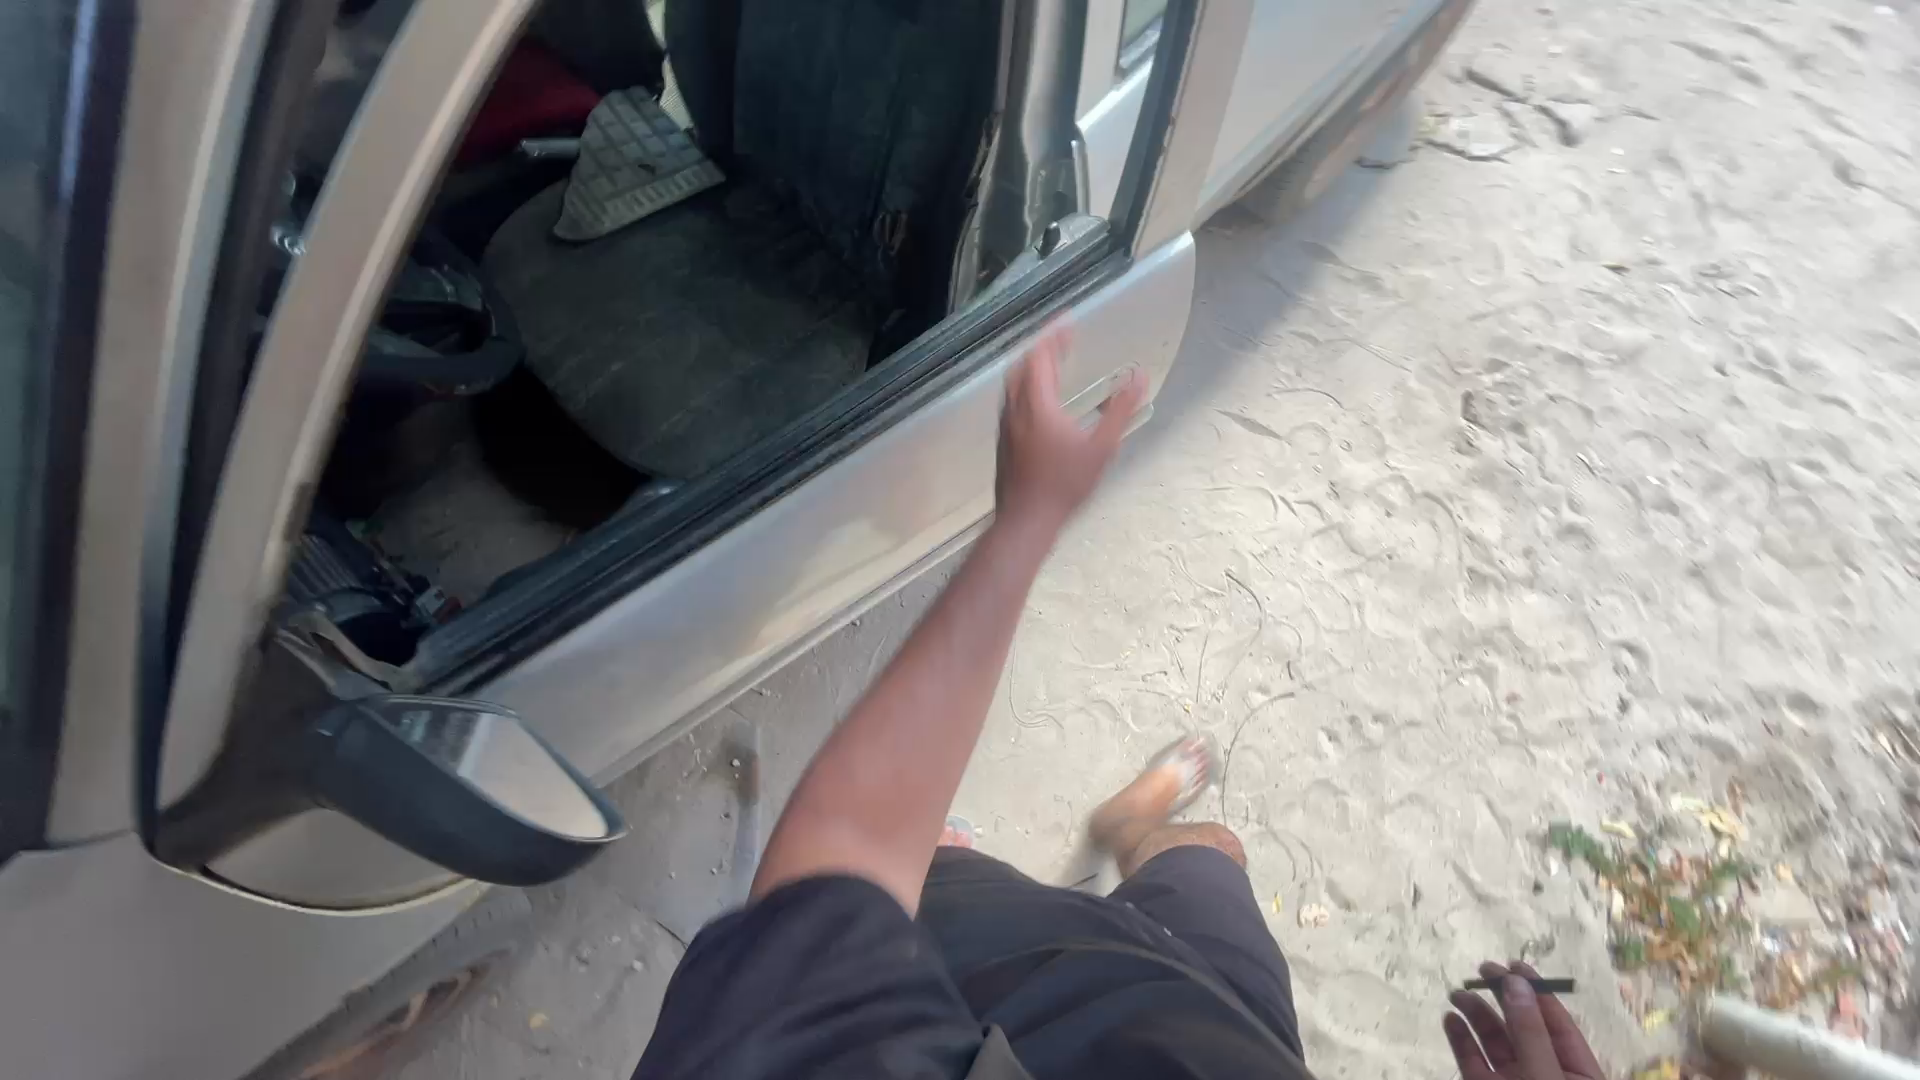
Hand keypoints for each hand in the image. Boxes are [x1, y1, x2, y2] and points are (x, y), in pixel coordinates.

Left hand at [995, 322, 1145, 534]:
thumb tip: (1139, 376)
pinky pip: (1010, 400)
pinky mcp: (1003, 442)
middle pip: (1022, 366)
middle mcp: (1015, 410)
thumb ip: (1120, 410)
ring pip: (1012, 384)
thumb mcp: (1101, 448)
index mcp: (1037, 405)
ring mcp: (1005, 426)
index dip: (1053, 336)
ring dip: (1030, 366)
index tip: (1067, 321)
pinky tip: (1037, 400)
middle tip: (1061, 339)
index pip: (1040, 358)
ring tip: (1049, 362)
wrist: (1026, 520)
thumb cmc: (1065, 485)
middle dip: (1040, 347)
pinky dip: (1023, 386)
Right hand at [1445, 961, 1603, 1079]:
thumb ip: (1529, 1031)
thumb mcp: (1544, 1074)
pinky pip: (1472, 1059)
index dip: (1538, 993)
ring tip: (1458, 994)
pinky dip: (1460, 1038)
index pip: (1559, 1026)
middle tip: (1484, 969)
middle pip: (1523, 1027)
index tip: (1514, 964)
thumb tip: (1513, 981)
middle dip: (1503, 996)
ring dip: (1476, 1013)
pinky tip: (1450, 1019)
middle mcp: (1544, 1072)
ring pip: (1495, 1040)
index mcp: (1575, 1074)